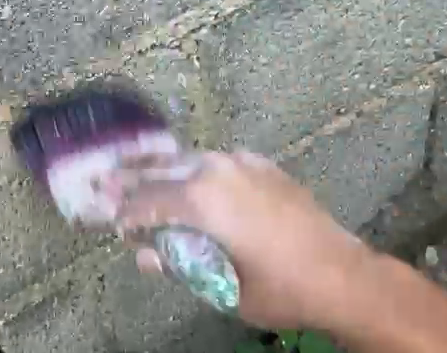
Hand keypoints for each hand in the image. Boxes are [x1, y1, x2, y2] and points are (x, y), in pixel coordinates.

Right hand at [117, 151, 375, 331]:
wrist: (344, 275)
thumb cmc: (279, 288)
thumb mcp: (222, 287)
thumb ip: (178, 265)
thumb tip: (143, 255)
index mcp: (200, 199)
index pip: (147, 200)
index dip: (124, 210)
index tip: (108, 217)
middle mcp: (213, 169)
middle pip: (160, 169)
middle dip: (130, 176)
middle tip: (102, 177)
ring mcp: (238, 161)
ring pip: (187, 158)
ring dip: (160, 166)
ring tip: (136, 168)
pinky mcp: (259, 163)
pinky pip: (216, 159)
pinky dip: (194, 166)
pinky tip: (188, 172)